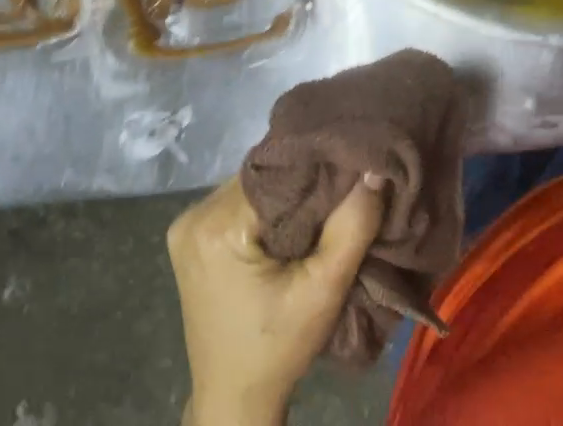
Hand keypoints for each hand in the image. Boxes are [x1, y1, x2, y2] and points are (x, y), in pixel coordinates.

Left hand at [169, 175, 382, 425]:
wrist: (236, 395)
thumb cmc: (279, 345)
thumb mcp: (325, 288)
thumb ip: (353, 225)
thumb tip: (375, 167)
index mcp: (218, 227)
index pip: (281, 170)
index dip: (322, 167)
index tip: (358, 167)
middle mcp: (194, 216)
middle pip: (267, 175)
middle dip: (308, 179)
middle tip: (349, 183)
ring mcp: (187, 226)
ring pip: (257, 185)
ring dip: (292, 193)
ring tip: (328, 202)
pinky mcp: (193, 236)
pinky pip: (243, 202)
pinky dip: (274, 206)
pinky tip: (298, 219)